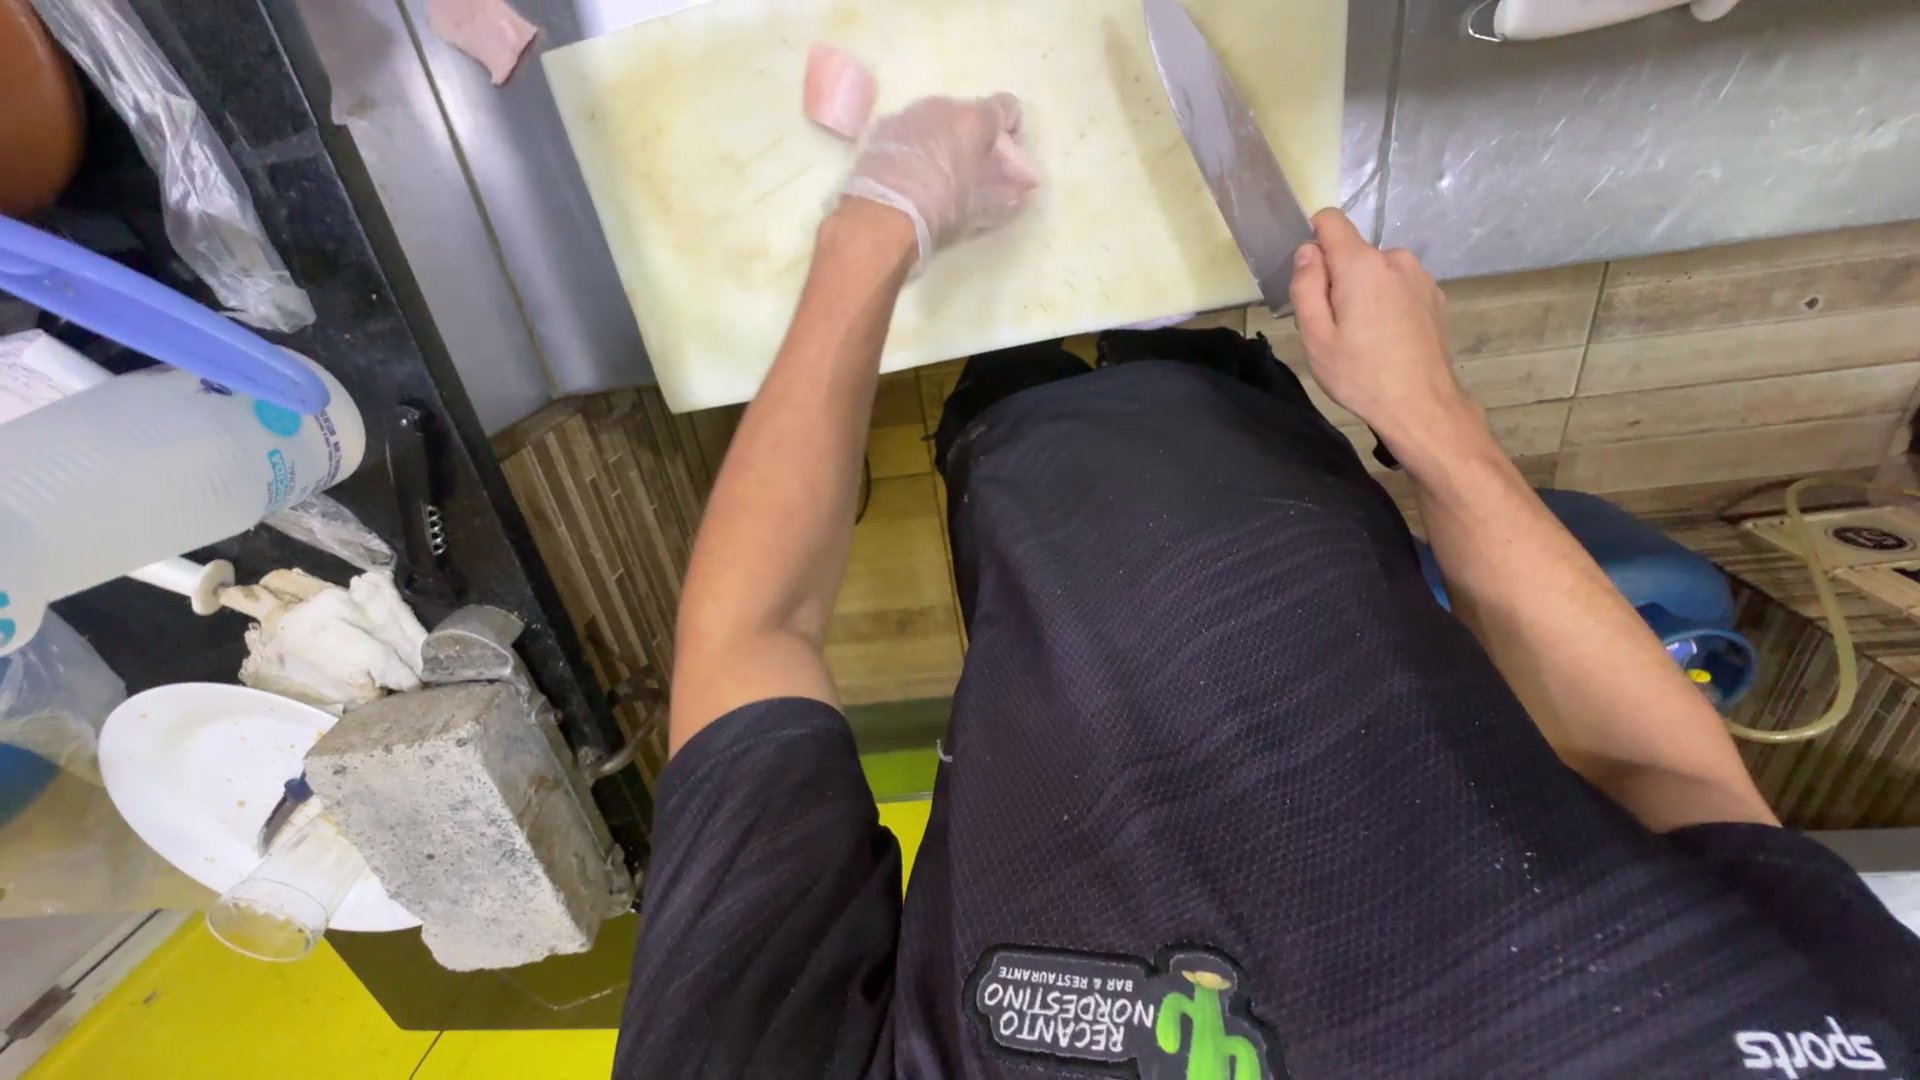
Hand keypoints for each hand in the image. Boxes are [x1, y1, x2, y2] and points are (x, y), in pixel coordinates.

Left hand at [842, 94, 1039, 267]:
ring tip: (943, 178)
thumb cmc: (940, 210)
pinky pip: (910, 133)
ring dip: (947, 143)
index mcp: (973, 120)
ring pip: (938, 122)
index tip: (1009, 161)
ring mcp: (907, 115)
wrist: (880, 219)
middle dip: (979, 142)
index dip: (1013, 132)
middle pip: (970, 116)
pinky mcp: (881, 132)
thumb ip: (1007, 196)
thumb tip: (1024, 193)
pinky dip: (919, 149)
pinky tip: (914, 177)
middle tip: (978, 175)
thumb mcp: (980, 209)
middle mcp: (941, 106)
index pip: (1007, 108)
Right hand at [1288, 209, 1480, 459]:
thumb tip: (1307, 252)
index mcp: (1362, 265)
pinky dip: (1384, 303)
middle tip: (1332, 327)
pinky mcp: (1433, 295)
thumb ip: (1306, 286)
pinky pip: (1396, 286)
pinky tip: (1385, 338)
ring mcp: (1419, 276)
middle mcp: (1396, 259)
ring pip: (1375, 272)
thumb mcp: (1315, 336)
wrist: (1420, 404)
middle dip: (1336, 280)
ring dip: (1362, 293)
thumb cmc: (1360, 374)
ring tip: (1360, 336)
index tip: (1306, 276)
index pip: (1331, 222)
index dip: (1311, 240)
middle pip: (1352, 254)